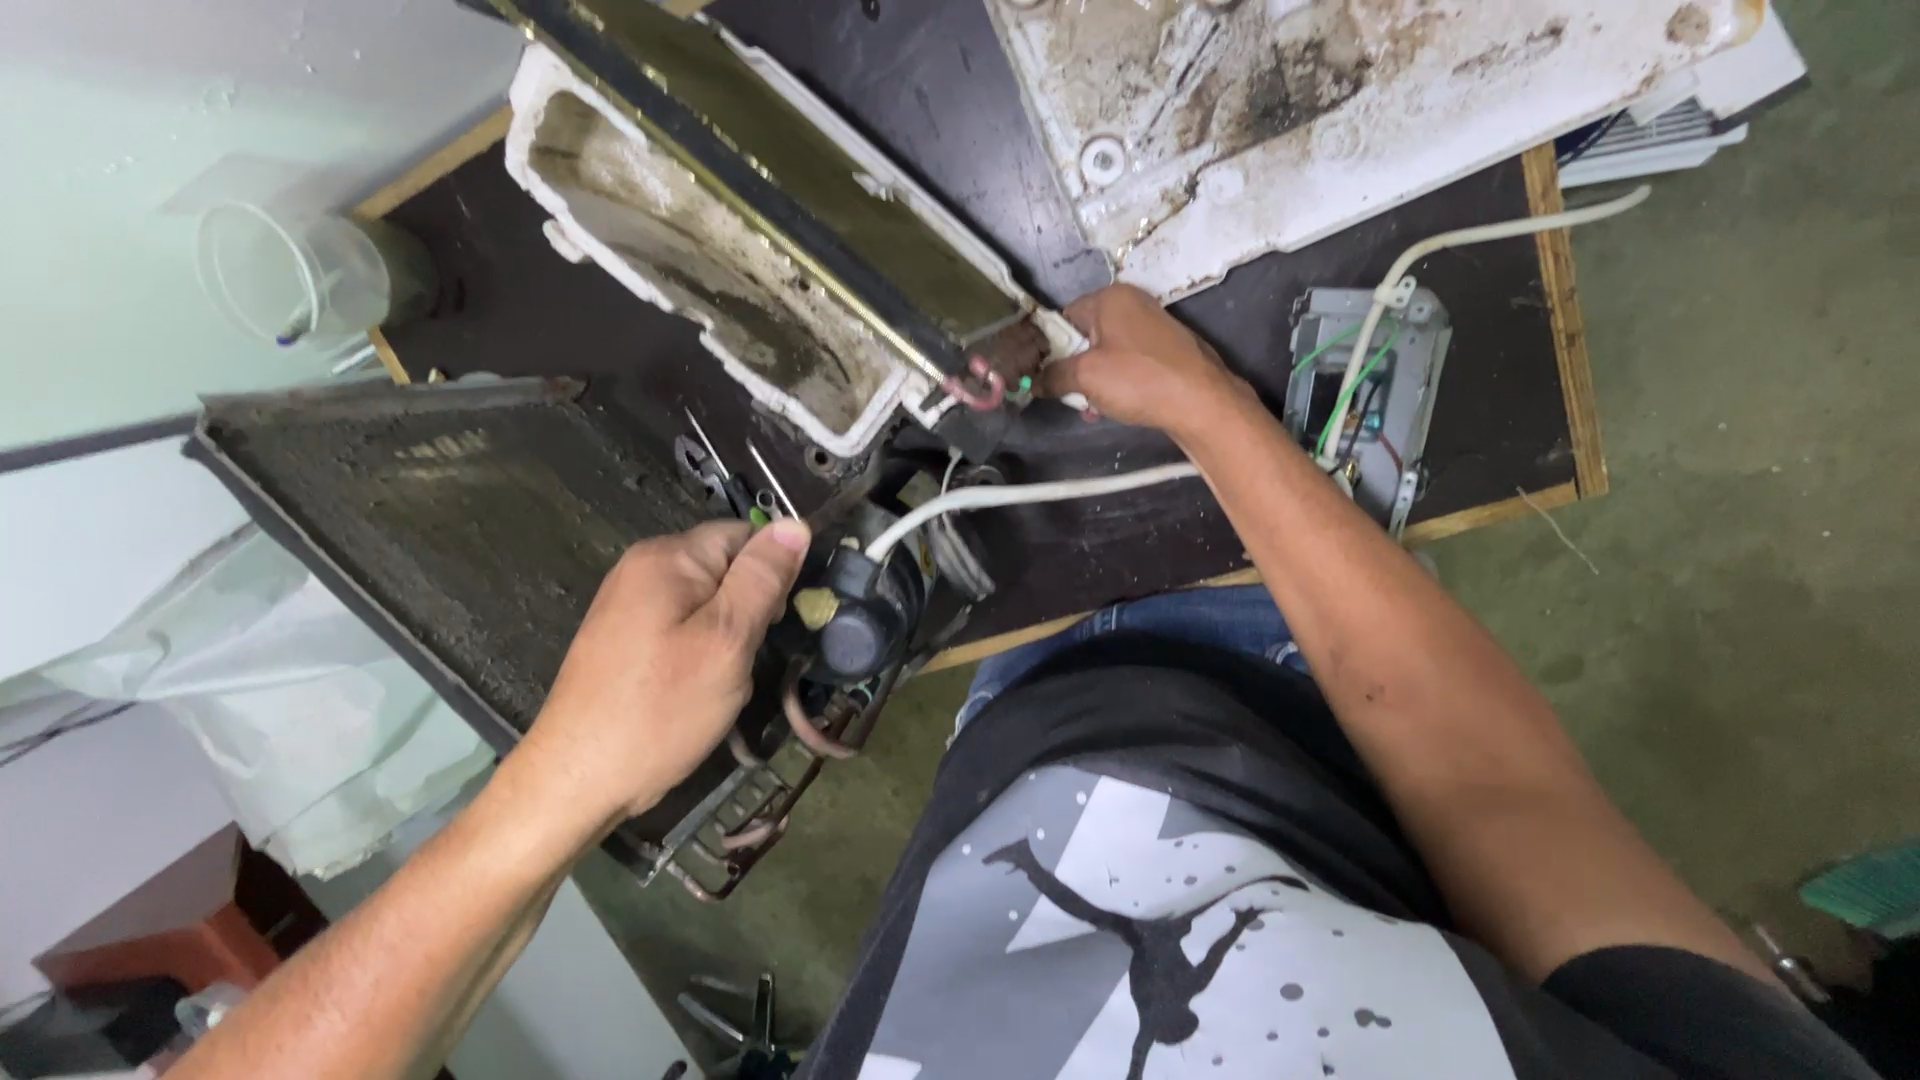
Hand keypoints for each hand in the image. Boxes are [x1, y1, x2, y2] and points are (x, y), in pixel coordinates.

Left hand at [520, 519, 810, 824]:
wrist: (579, 780)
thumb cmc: (660, 709)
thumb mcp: (727, 640)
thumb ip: (763, 579)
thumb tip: (797, 524)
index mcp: (668, 556)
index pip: (746, 535)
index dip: (775, 572)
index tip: (782, 621)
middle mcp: (643, 568)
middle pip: (727, 568)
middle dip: (751, 609)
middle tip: (749, 657)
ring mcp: (629, 604)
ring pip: (709, 603)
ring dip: (730, 637)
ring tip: (725, 679)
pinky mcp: (624, 638)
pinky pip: (684, 628)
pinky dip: (704, 652)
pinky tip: (699, 689)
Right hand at [1041, 284, 1252, 439]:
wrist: (1200, 403)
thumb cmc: (1138, 380)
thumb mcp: (1085, 377)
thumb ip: (1053, 376)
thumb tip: (1033, 381)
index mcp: (1110, 298)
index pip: (1063, 317)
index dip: (1048, 347)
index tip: (1041, 374)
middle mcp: (1131, 304)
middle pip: (1084, 337)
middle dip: (1072, 369)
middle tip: (1068, 396)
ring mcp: (1151, 328)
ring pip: (1105, 354)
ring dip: (1092, 383)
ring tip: (1091, 409)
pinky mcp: (1164, 352)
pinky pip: (1126, 365)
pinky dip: (1115, 384)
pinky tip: (1111, 409)